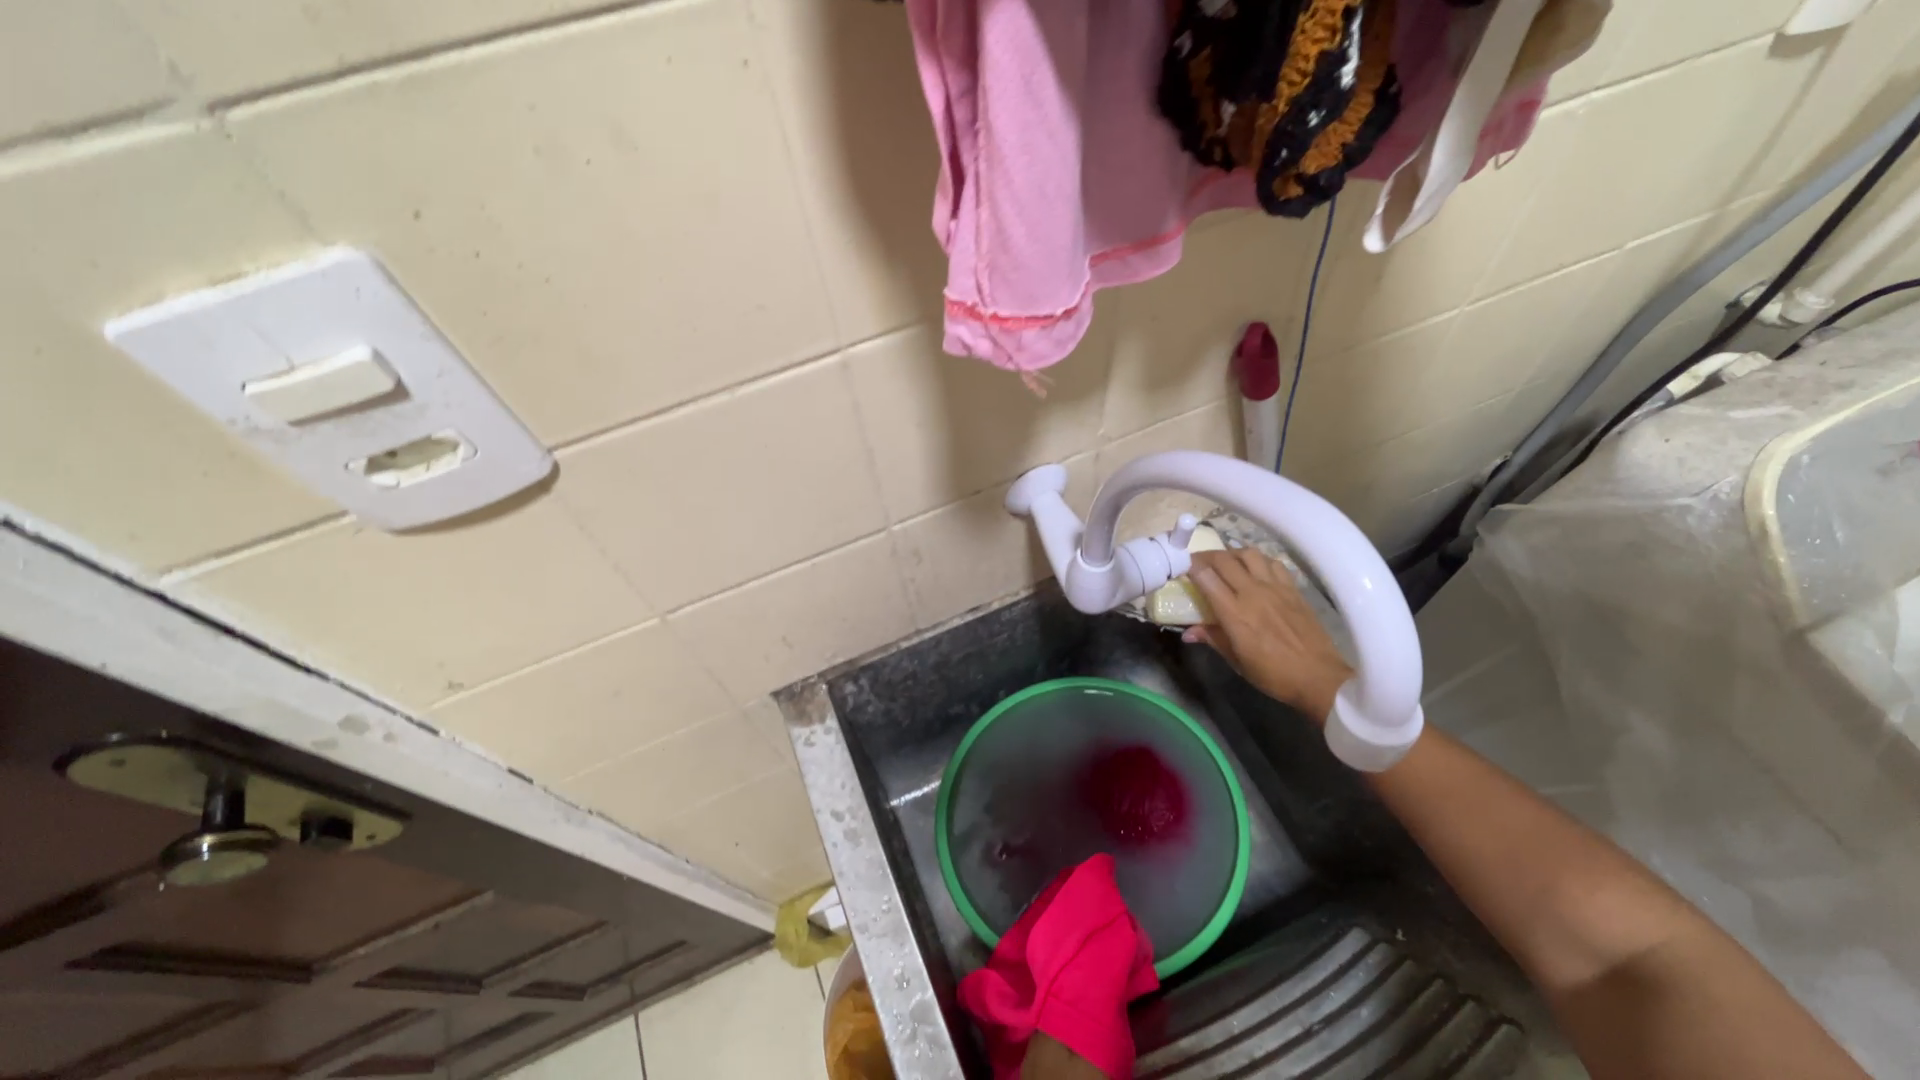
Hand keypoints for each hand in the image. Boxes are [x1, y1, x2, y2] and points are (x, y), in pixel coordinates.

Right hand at [1181, 549, 1352, 723]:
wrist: (1319, 677)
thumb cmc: (1273, 674)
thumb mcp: (1237, 661)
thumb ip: (1213, 638)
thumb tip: (1188, 632)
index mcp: (1235, 613)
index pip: (1206, 576)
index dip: (1189, 566)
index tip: (1181, 567)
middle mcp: (1253, 593)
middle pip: (1224, 559)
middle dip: (1206, 556)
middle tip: (1198, 563)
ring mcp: (1275, 587)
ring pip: (1249, 554)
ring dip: (1232, 554)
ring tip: (1227, 563)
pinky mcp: (1293, 588)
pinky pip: (1273, 562)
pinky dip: (1259, 560)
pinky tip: (1256, 570)